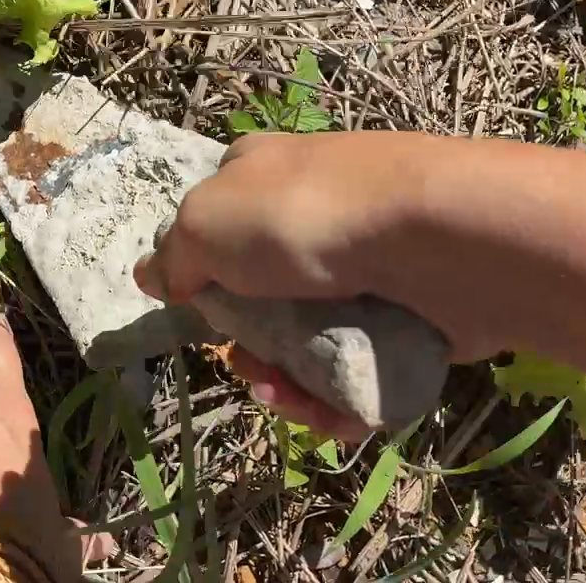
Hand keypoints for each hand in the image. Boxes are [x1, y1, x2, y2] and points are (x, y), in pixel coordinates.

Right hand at [135, 132, 454, 438]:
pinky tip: (323, 411)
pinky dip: (333, 394)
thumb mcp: (203, 225)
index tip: (196, 304)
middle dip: (242, 338)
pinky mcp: (405, 314)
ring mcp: (359, 264)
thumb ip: (172, 257)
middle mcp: (305, 213)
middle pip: (255, 288)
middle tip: (243, 362)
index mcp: (256, 174)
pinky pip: (357, 362)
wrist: (437, 234)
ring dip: (282, 376)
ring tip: (283, 395)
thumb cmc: (296, 215)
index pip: (213, 220)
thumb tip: (148, 276)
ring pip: (304, 333)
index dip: (198, 267)